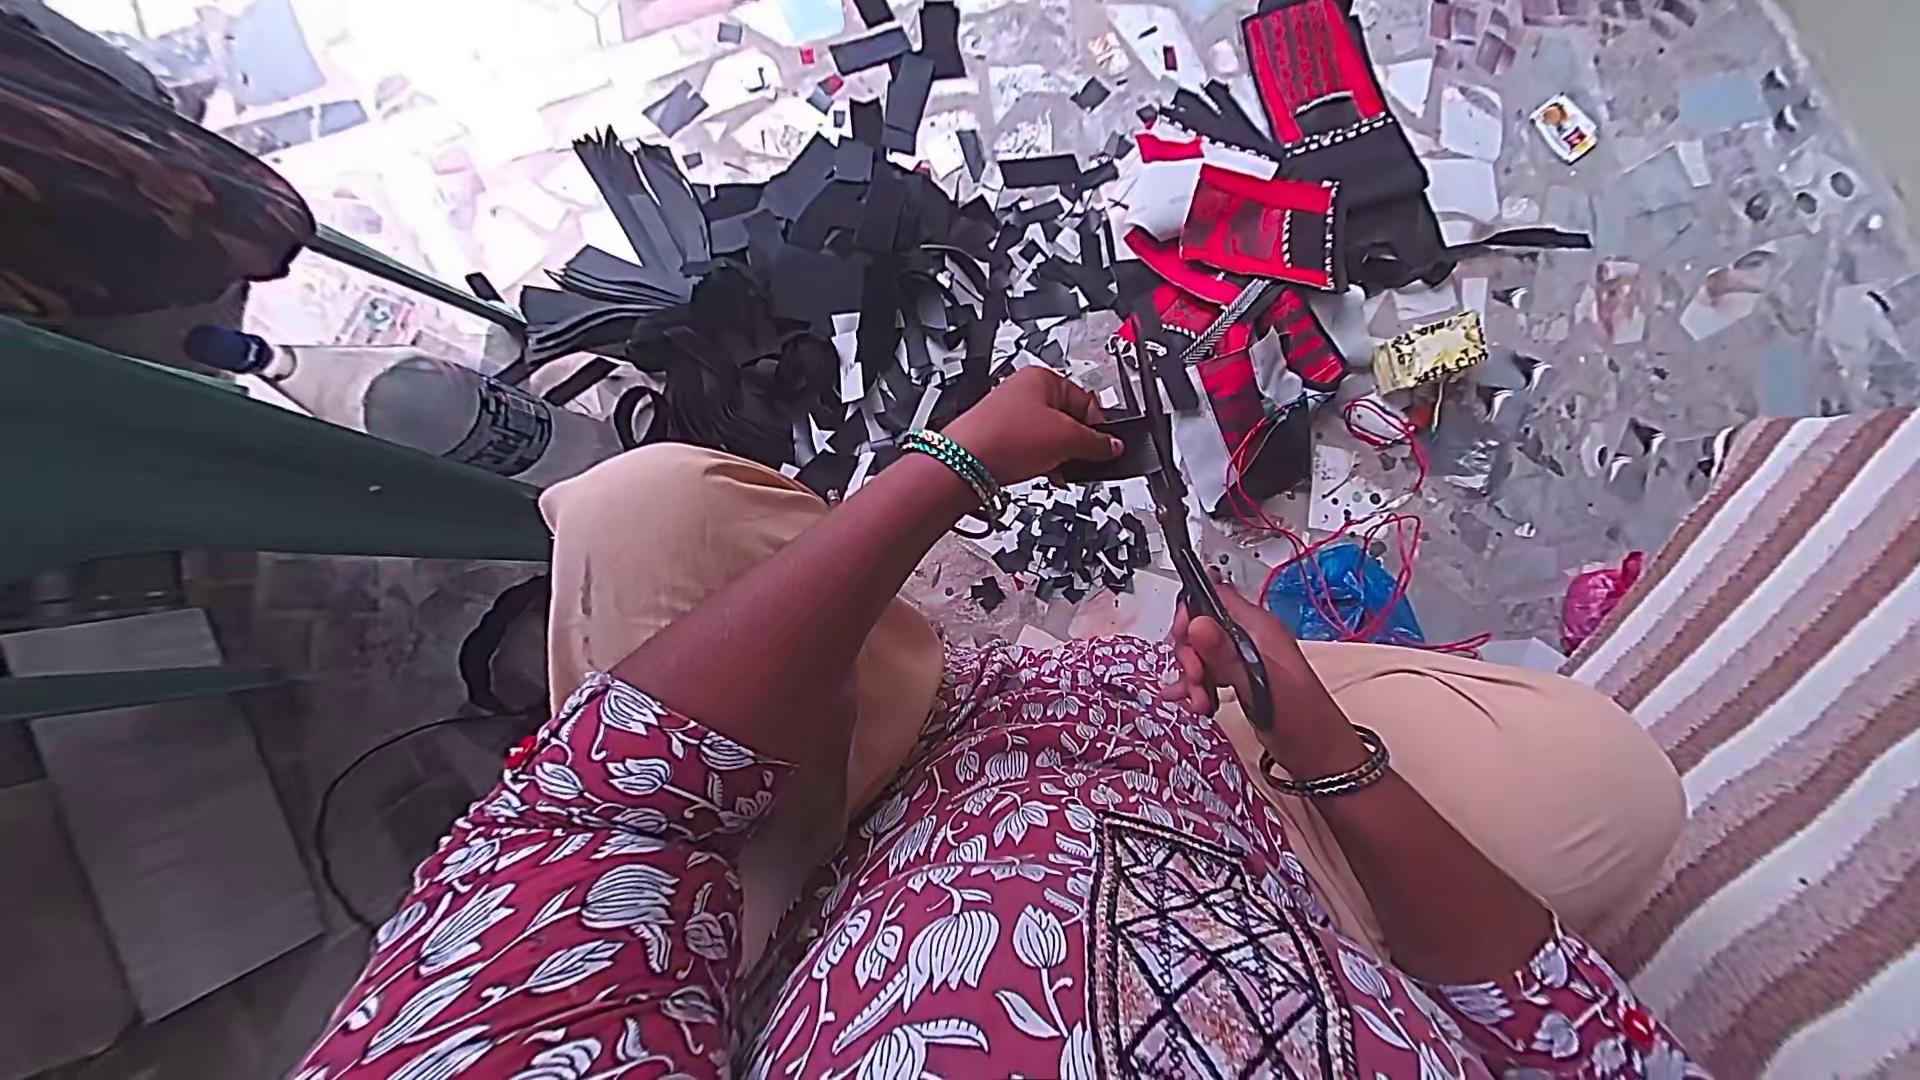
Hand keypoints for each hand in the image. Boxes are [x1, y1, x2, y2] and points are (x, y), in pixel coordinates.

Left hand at [941, 367, 1121, 485]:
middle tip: (1080, 461)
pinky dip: (1039, 462)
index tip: (1107, 448)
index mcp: (1042, 378)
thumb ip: (1096, 443)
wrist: (962, 465)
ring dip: (1058, 456)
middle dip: (1076, 445)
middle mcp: (1023, 393)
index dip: (1100, 428)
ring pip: (1048, 438)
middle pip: (1067, 420)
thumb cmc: (1002, 438)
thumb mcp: (1066, 439)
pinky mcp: (998, 440)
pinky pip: (1029, 450)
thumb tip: (1113, 446)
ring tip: (1056, 470)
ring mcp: (1009, 417)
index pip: (1087, 400)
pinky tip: (1040, 473)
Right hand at [1161, 576, 1370, 777]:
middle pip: (1200, 625)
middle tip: (1195, 678)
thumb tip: (1197, 623)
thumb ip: (1225, 655)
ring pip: (1199, 650)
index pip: (1213, 596)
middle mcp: (1249, 637)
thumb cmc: (1303, 723)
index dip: (1190, 613)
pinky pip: (1206, 670)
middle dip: (1188, 652)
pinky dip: (1195, 684)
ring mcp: (1243, 656)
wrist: (1322, 760)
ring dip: (1191, 674)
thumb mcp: (1259, 687)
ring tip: (1198, 700)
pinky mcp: (1238, 676)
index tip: (1182, 641)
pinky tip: (1192, 700)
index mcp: (1259, 628)